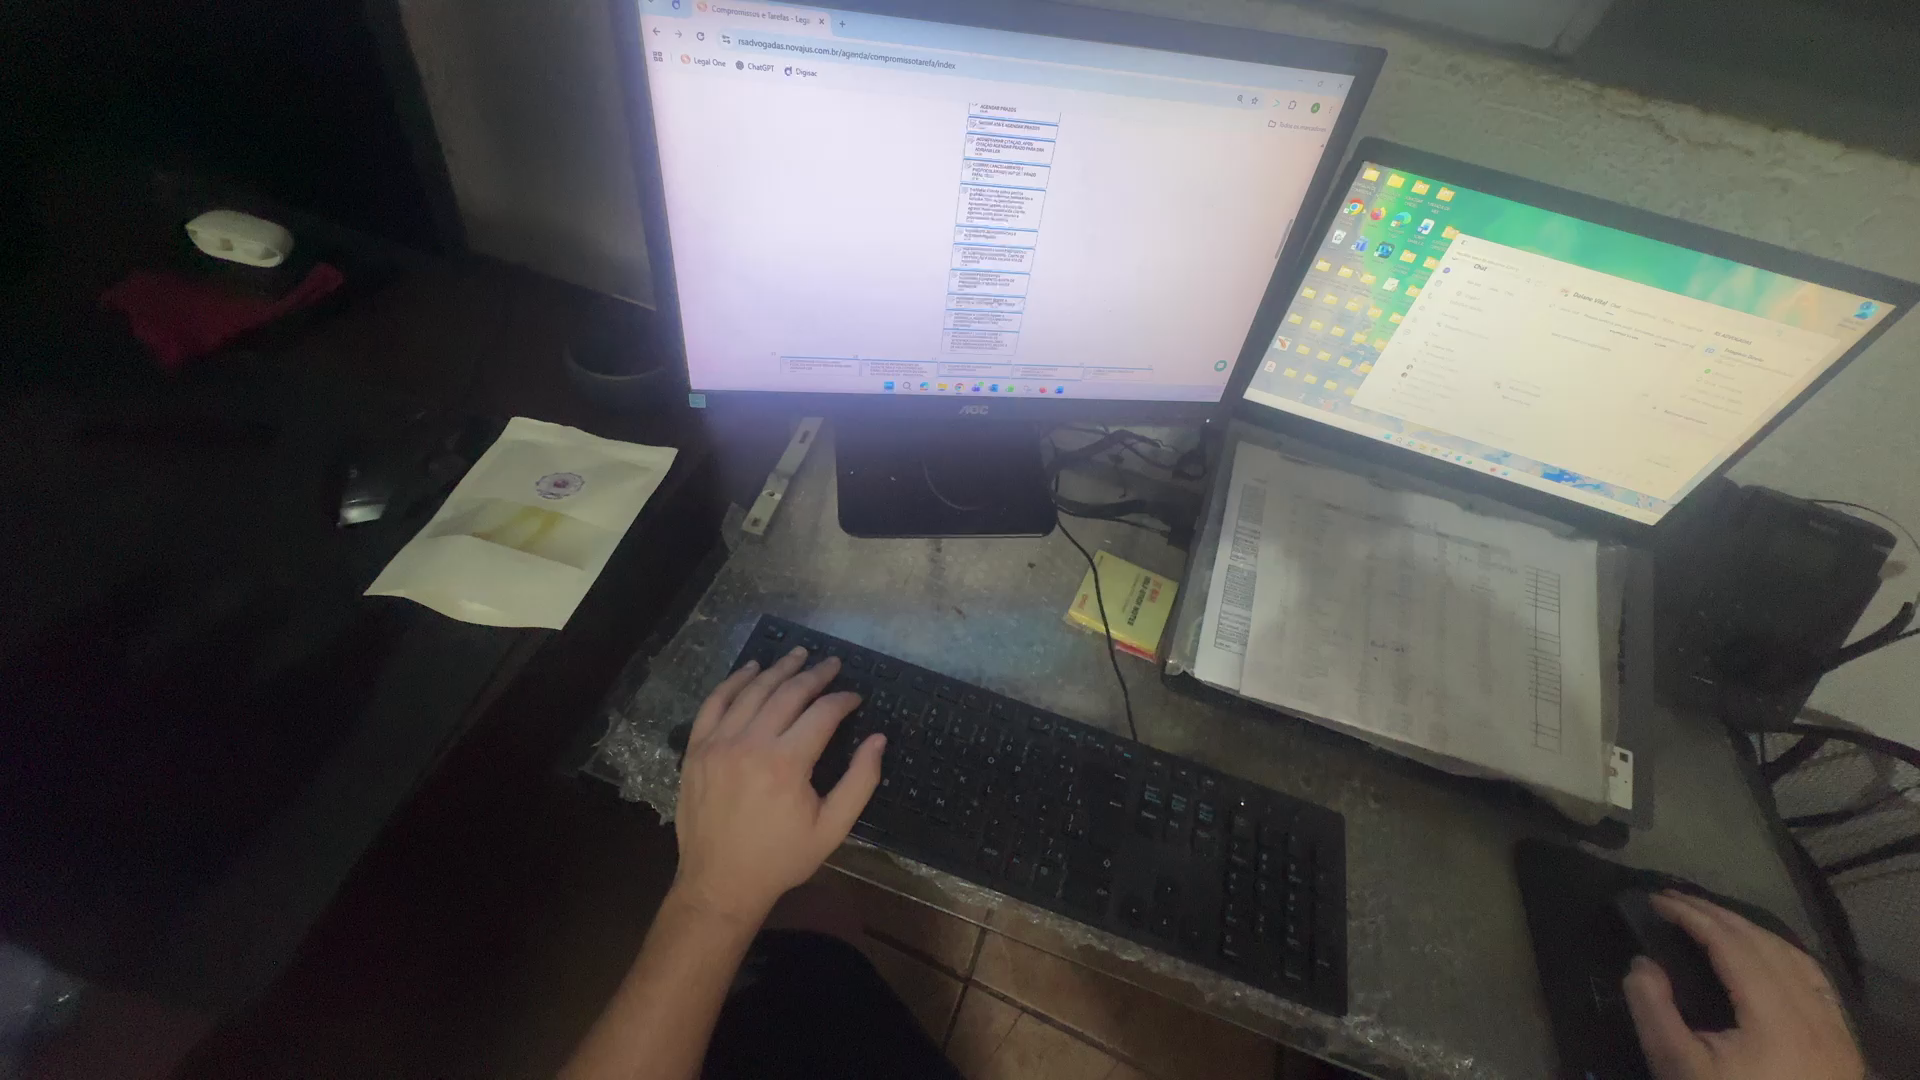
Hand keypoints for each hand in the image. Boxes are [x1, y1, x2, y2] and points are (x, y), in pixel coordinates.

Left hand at [670, 647, 884, 924]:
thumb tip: (878, 739)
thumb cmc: (781, 857)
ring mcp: (719, 744)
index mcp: (786, 764)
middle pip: (788, 693)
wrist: (719, 884)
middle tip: (833, 664)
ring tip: (798, 655)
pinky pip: (714, 704)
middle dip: (815, 674)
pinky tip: (751, 669)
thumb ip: (860, 781)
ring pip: (752, 691)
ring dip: (778, 668)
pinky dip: (734, 681)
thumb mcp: (832, 828)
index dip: (843, 699)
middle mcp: (751, 744)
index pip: (822, 713)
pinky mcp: (697, 750)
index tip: (855, 696)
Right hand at [1622, 890, 1862, 1079]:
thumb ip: (1651, 1005)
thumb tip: (1644, 962)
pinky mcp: (1843, 1048)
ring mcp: (1838, 1035)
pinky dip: (1781, 953)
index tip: (1655, 899)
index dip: (1693, 915)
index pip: (1733, 947)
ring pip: (1799, 960)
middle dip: (1717, 914)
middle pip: (1768, 947)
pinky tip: (1760, 952)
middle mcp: (1817, 1020)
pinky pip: (1817, 983)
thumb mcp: (1674, 1061)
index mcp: (1777, 1021)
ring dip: (1750, 930)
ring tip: (1711, 917)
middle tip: (1673, 898)